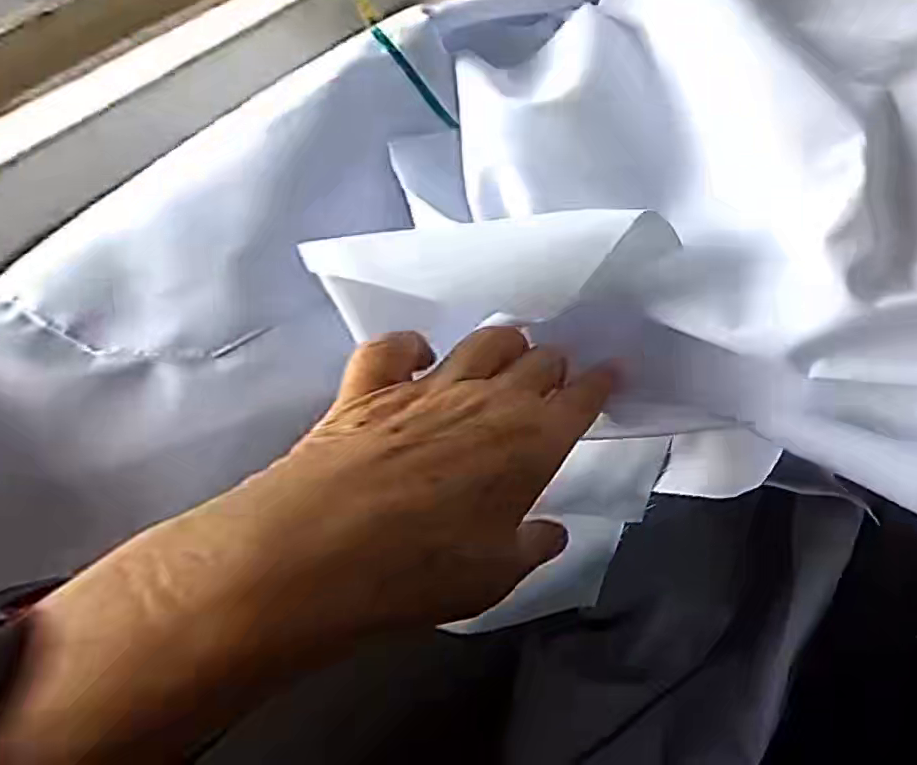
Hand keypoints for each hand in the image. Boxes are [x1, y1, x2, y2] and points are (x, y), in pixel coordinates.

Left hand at [184, 326, 615, 636]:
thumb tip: (553, 534)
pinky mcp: (371, 387)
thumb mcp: (494, 577)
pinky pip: (394, 346)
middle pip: (542, 359)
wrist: (305, 559)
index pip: (585, 395)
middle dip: (556, 364)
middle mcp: (494, 399)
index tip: (611, 372)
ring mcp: (432, 387)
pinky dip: (409, 346)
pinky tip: (416, 358)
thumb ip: (533, 546)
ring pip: (487, 340)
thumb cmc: (418, 572)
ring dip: (505, 343)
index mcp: (535, 439)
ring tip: (506, 356)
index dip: (603, 381)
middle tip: (553, 378)